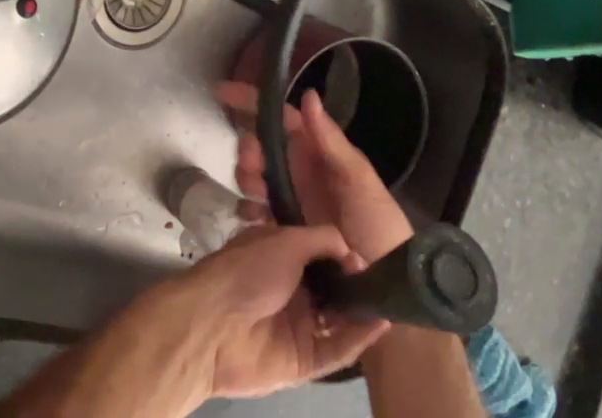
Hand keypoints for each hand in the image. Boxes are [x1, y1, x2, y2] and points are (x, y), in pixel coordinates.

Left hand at [135, 224, 389, 400]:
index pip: (319, 254)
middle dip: (356, 284)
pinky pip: (336, 350)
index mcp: (280, 257)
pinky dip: (358, 338)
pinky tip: (380, 324)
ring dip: (361, 311)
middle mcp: (290, 290)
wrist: (212, 326)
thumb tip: (354, 252)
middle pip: (332, 288)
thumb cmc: (246, 272)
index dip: (342, 253)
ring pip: (338, 320)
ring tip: (389, 300)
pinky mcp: (302, 361)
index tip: (368, 252)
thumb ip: (324, 240)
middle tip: (386, 279)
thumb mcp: (285, 240)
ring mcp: (296, 327)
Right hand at [216, 82, 414, 262]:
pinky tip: (254, 218)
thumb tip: (308, 95)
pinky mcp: (284, 228)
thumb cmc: (378, 224)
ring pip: (255, 176)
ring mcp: (291, 199)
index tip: (223, 93)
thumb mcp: (358, 179)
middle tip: (252, 165)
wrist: (386, 283)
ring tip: (258, 195)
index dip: (253, 102)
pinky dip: (248, 208)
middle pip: (262, 147)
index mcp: (319, 152)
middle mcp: (301, 171)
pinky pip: (255, 209)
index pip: (282, 117)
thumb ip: (331, 141)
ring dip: (248, 177)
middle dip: (249, 149)